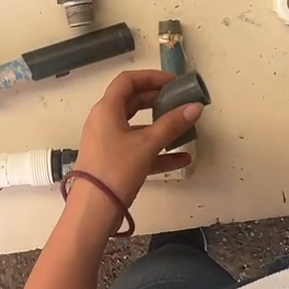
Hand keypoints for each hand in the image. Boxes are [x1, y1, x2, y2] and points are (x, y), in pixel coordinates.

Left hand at [72, 70, 201, 208]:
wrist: (93, 210)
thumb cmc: (115, 170)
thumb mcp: (146, 145)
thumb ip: (172, 125)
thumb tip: (195, 107)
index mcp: (106, 109)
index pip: (127, 81)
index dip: (151, 77)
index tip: (174, 83)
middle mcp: (104, 121)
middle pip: (132, 102)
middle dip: (158, 100)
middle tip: (180, 101)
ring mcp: (108, 142)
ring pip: (137, 127)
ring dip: (160, 126)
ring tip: (184, 127)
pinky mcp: (114, 162)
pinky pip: (138, 149)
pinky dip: (158, 150)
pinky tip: (181, 158)